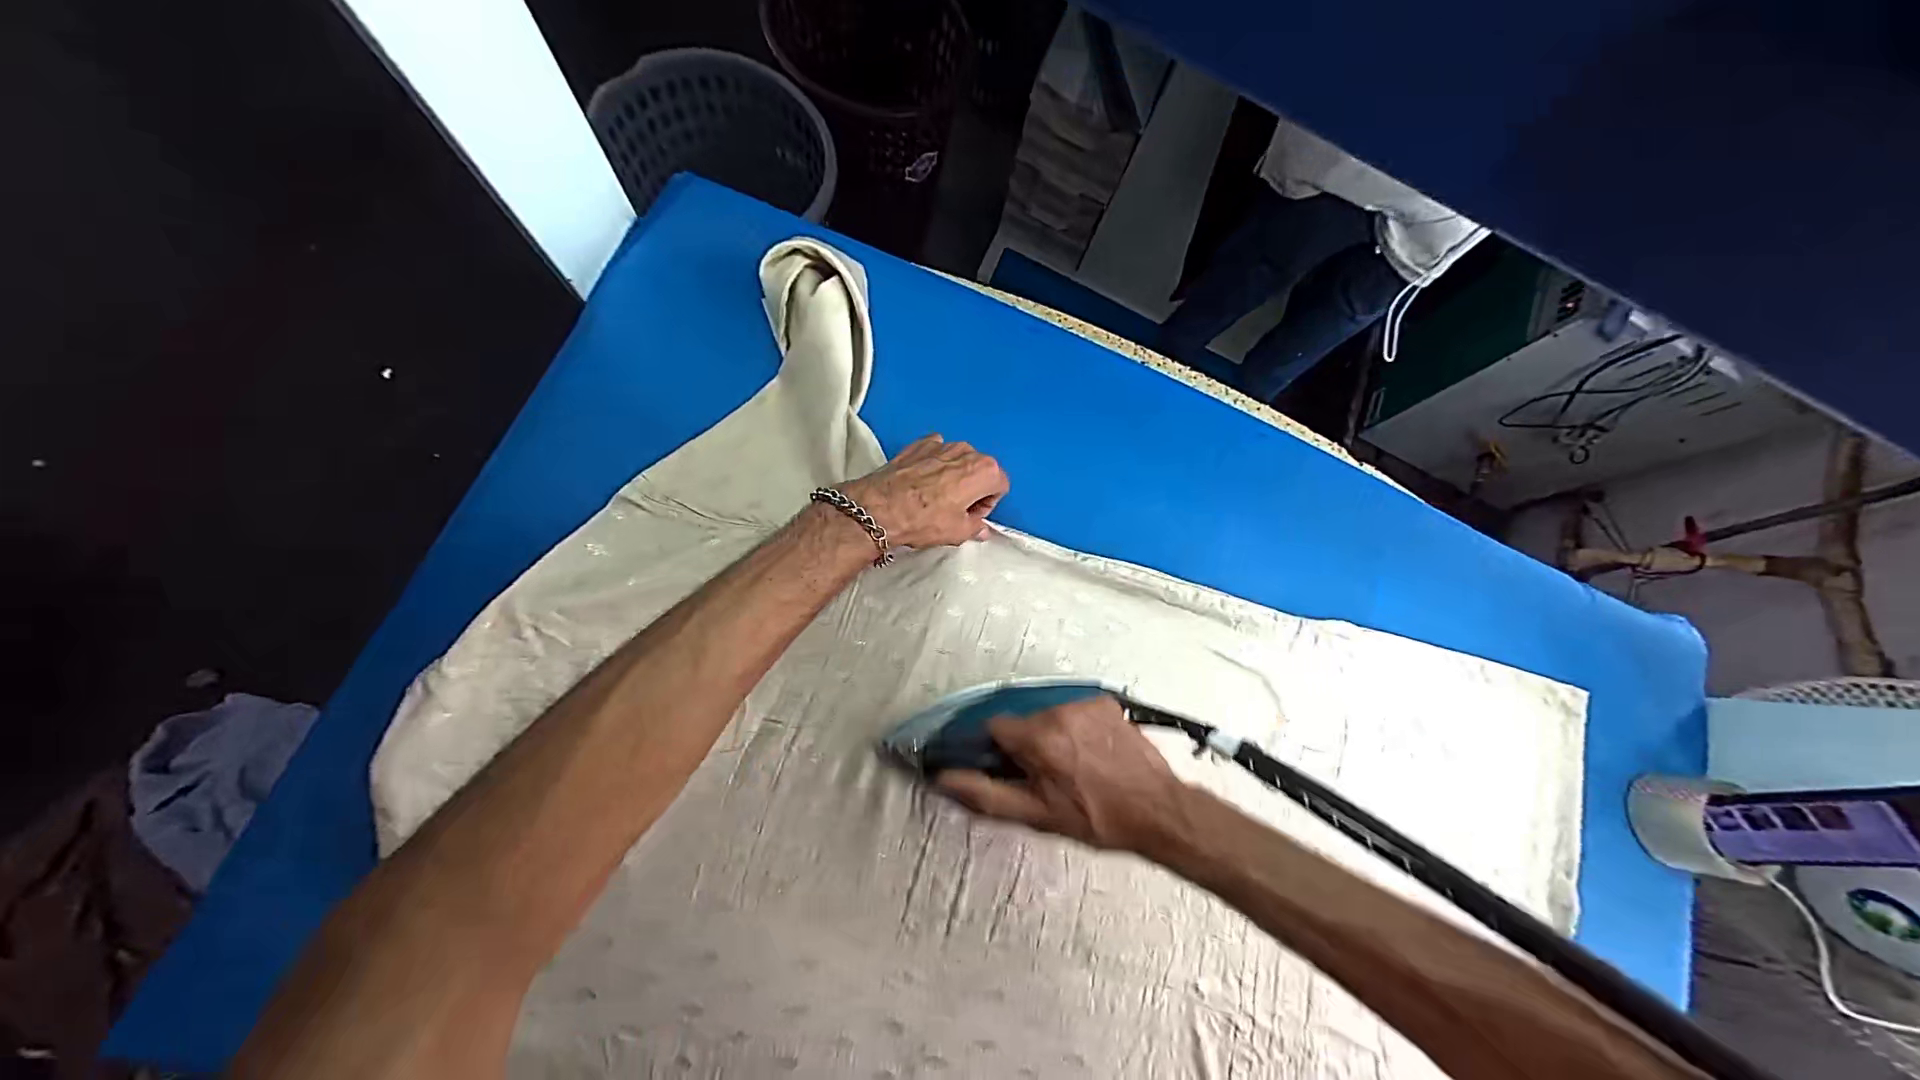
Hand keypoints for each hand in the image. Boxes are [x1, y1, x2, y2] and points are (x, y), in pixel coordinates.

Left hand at [838, 435, 1008, 549]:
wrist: (880, 508)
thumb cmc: (922, 518)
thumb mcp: (958, 531)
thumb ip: (975, 527)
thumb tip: (979, 527)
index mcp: (984, 470)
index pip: (1000, 485)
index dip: (987, 504)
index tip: (972, 516)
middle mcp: (966, 451)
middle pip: (980, 470)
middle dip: (972, 488)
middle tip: (955, 510)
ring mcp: (941, 444)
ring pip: (957, 460)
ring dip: (953, 476)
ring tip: (935, 499)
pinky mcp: (918, 445)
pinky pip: (935, 453)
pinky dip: (932, 464)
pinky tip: (921, 484)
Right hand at [936, 695, 1191, 854]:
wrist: (1157, 810)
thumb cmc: (1100, 818)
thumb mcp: (1037, 816)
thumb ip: (985, 794)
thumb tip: (946, 779)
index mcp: (1039, 739)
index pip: (992, 726)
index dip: (993, 748)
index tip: (1002, 763)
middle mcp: (1060, 713)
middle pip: (1021, 721)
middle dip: (1024, 745)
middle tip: (1042, 773)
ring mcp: (1084, 705)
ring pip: (1046, 714)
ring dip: (1049, 735)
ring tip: (1071, 765)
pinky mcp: (1103, 703)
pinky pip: (1071, 710)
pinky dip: (1072, 727)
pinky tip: (1088, 752)